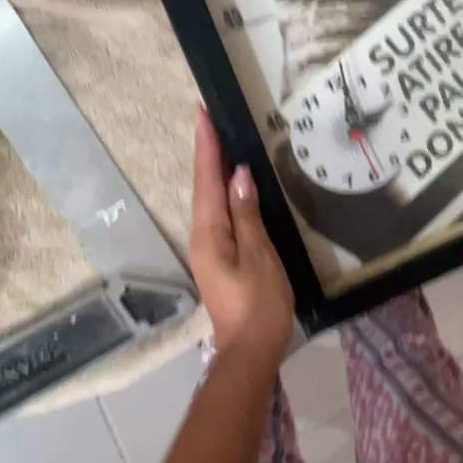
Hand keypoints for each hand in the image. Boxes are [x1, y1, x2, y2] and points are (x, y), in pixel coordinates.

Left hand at [190, 108, 294, 367]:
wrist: (251, 349)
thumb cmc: (259, 303)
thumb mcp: (259, 256)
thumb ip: (247, 215)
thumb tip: (239, 176)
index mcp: (210, 234)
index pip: (207, 181)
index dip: (207, 147)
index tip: (202, 114)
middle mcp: (203, 237)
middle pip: (204, 187)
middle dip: (207, 152)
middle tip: (210, 119)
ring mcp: (211, 249)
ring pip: (211, 200)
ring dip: (214, 170)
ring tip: (221, 142)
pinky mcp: (222, 258)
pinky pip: (220, 214)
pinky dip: (224, 192)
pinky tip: (234, 185)